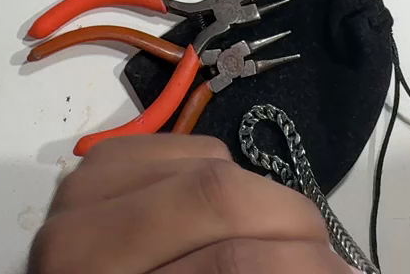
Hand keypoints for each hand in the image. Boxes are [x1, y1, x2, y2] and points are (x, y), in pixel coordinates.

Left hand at [29, 133, 355, 273]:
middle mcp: (80, 237)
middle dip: (293, 220)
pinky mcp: (98, 161)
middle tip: (330, 253)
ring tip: (291, 233)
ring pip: (207, 162)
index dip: (300, 266)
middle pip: (216, 193)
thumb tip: (329, 270)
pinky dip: (225, 171)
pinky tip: (234, 208)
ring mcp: (83, 188)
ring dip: (265, 198)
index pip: (230, 263)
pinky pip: (186, 147)